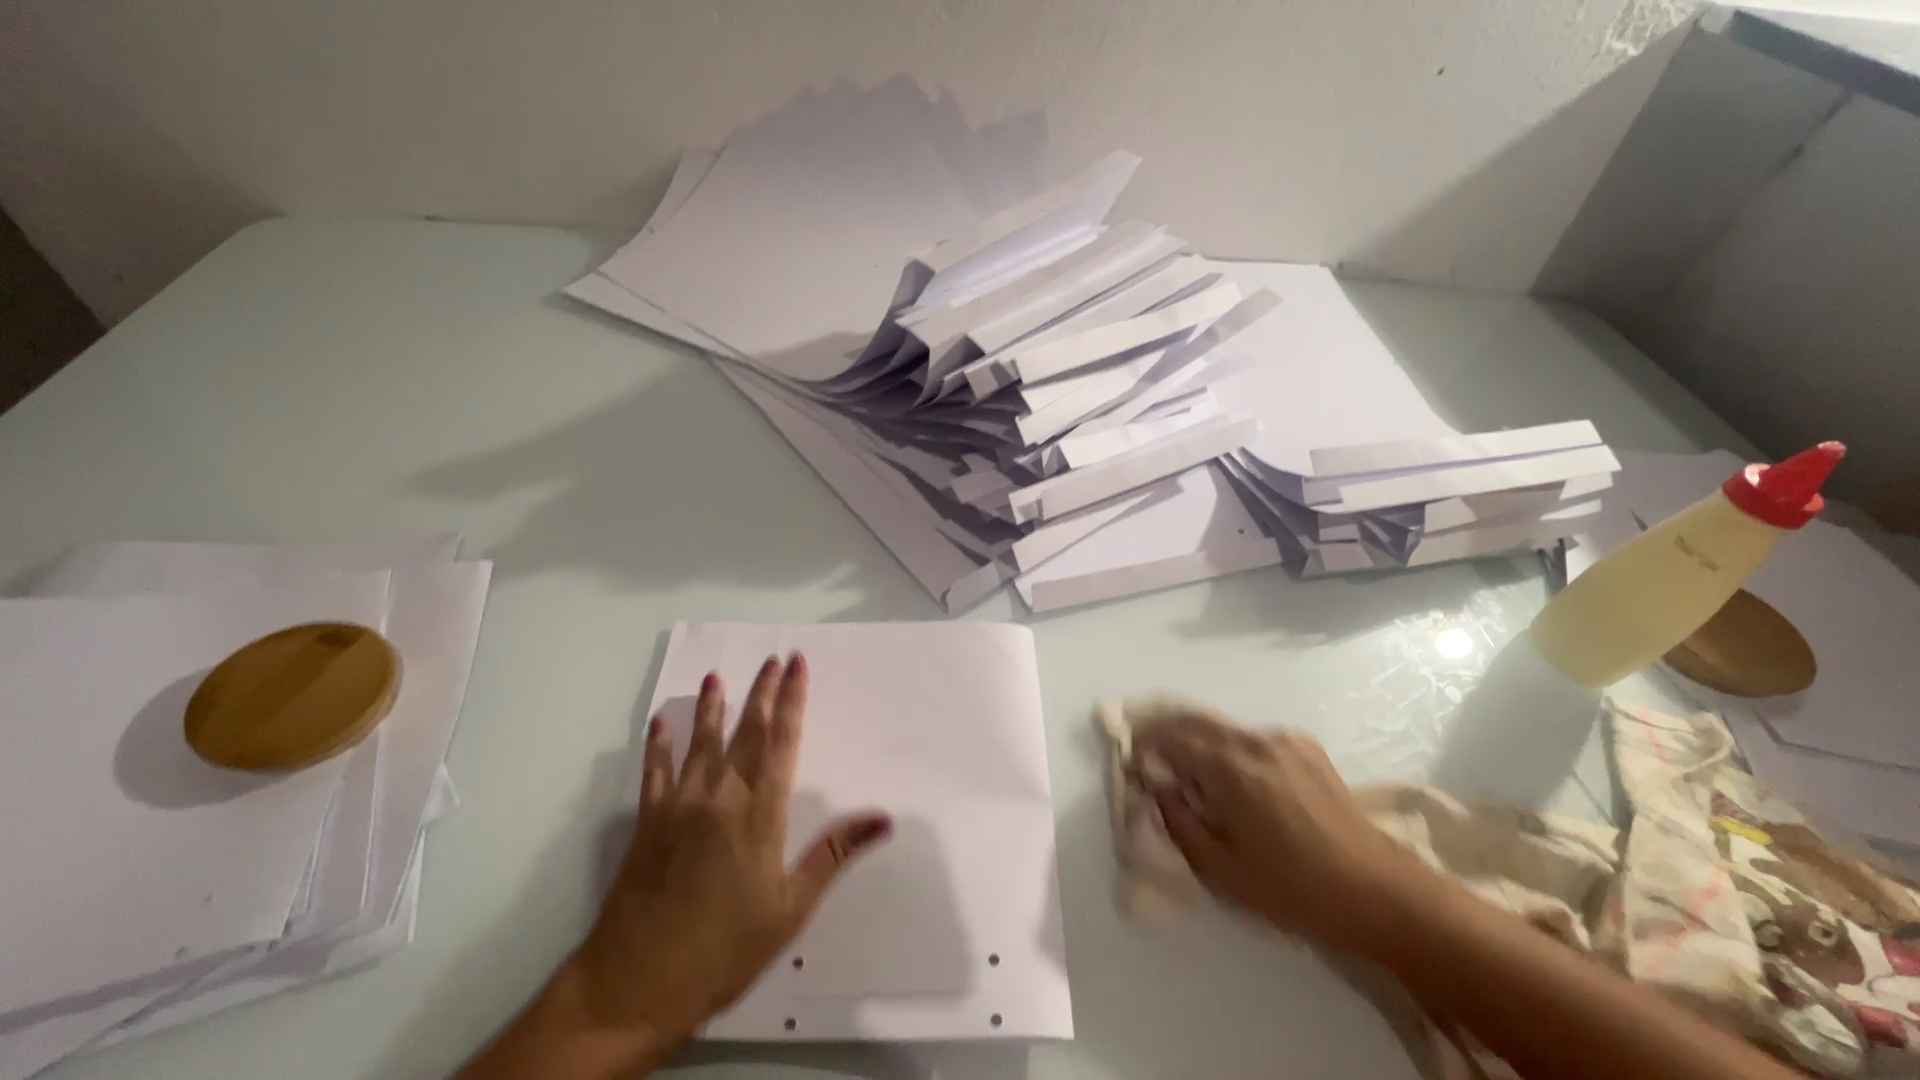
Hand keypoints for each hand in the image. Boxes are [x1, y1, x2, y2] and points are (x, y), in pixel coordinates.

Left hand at [570, 653, 892, 1041]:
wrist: (638, 981)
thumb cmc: (726, 949)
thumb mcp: (791, 909)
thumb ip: (833, 855)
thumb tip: (882, 818)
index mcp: (760, 815)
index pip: (781, 743)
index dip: (791, 701)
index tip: (796, 666)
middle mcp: (720, 798)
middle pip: (745, 733)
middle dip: (761, 693)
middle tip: (772, 660)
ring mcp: (679, 807)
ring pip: (700, 743)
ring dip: (711, 708)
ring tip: (718, 677)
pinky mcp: (648, 823)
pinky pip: (655, 772)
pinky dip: (659, 744)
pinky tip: (661, 722)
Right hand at [1133, 704, 1430, 956]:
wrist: (1377, 892)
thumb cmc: (1291, 888)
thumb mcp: (1219, 868)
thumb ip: (1179, 820)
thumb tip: (1158, 788)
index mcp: (1228, 767)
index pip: (1169, 736)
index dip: (1144, 744)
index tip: (1132, 761)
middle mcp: (1254, 741)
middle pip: (1195, 719)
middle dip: (1165, 730)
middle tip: (1147, 751)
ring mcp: (1285, 741)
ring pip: (1225, 728)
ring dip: (1199, 739)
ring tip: (1189, 770)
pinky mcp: (1308, 750)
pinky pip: (1254, 739)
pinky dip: (1231, 748)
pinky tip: (1237, 780)